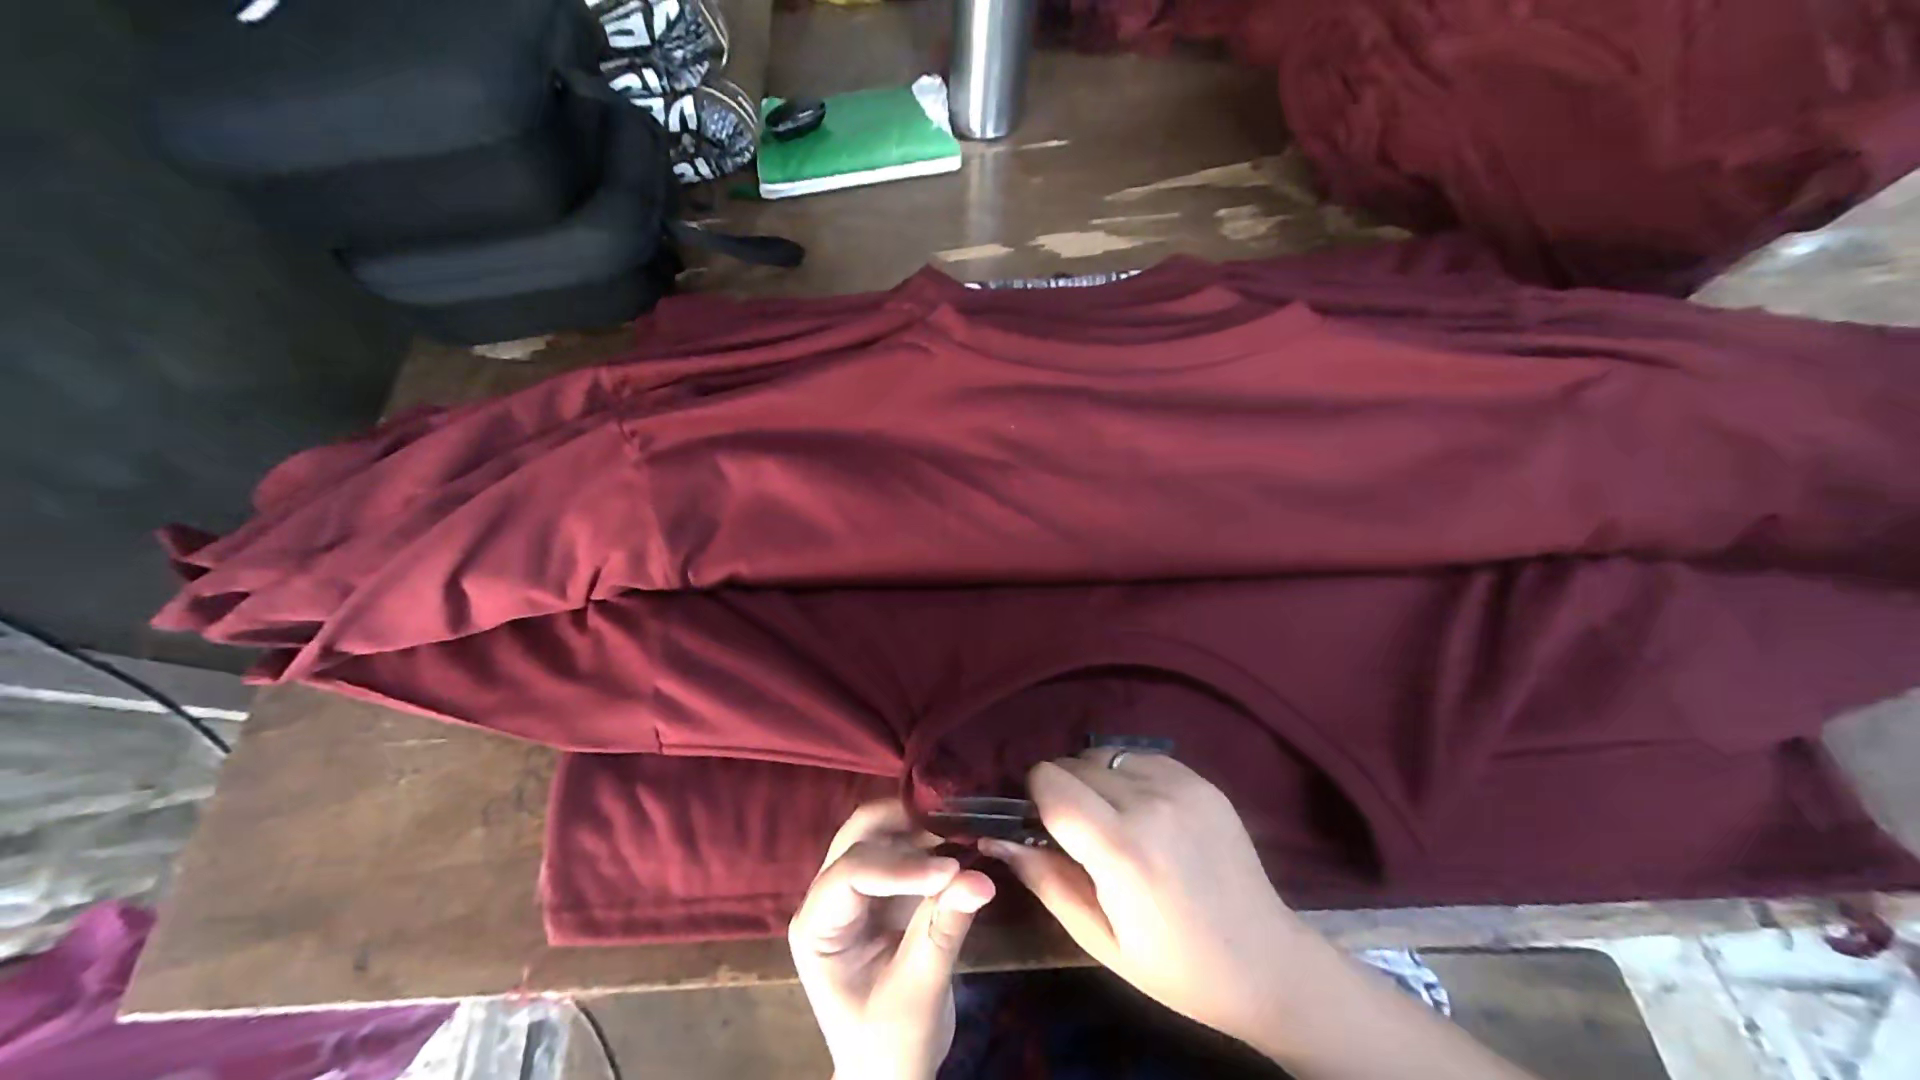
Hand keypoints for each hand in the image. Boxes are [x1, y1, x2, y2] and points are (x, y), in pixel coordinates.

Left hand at [789, 800, 995, 1079]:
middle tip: (954, 825)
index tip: (950, 868)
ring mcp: (855, 891)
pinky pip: (902, 849)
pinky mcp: (883, 891)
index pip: (850, 875)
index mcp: (817, 928)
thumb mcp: (918, 994)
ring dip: (918, 827)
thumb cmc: (891, 1045)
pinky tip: (959, 842)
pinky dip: (929, 842)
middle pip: (859, 837)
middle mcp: (828, 899)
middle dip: (904, 825)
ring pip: (880, 832)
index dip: (899, 865)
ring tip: (962, 831)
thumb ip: (942, 931)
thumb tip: (980, 878)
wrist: (891, 1072)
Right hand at [980, 749, 1326, 1049]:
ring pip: (1104, 755)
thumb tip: (995, 838)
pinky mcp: (1202, 780)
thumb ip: (1043, 879)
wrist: (1266, 963)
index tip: (1041, 826)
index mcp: (1123, 850)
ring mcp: (1182, 786)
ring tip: (1113, 822)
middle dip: (1062, 791)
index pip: (1050, 782)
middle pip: (1073, 764)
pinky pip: (1140, 758)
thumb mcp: (1098, 938)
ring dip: (1094, 781)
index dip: (1034, 797)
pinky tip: (1144, 814)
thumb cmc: (1174, 967)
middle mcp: (1152, 803)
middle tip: (1080, 835)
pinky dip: (1126, 777)